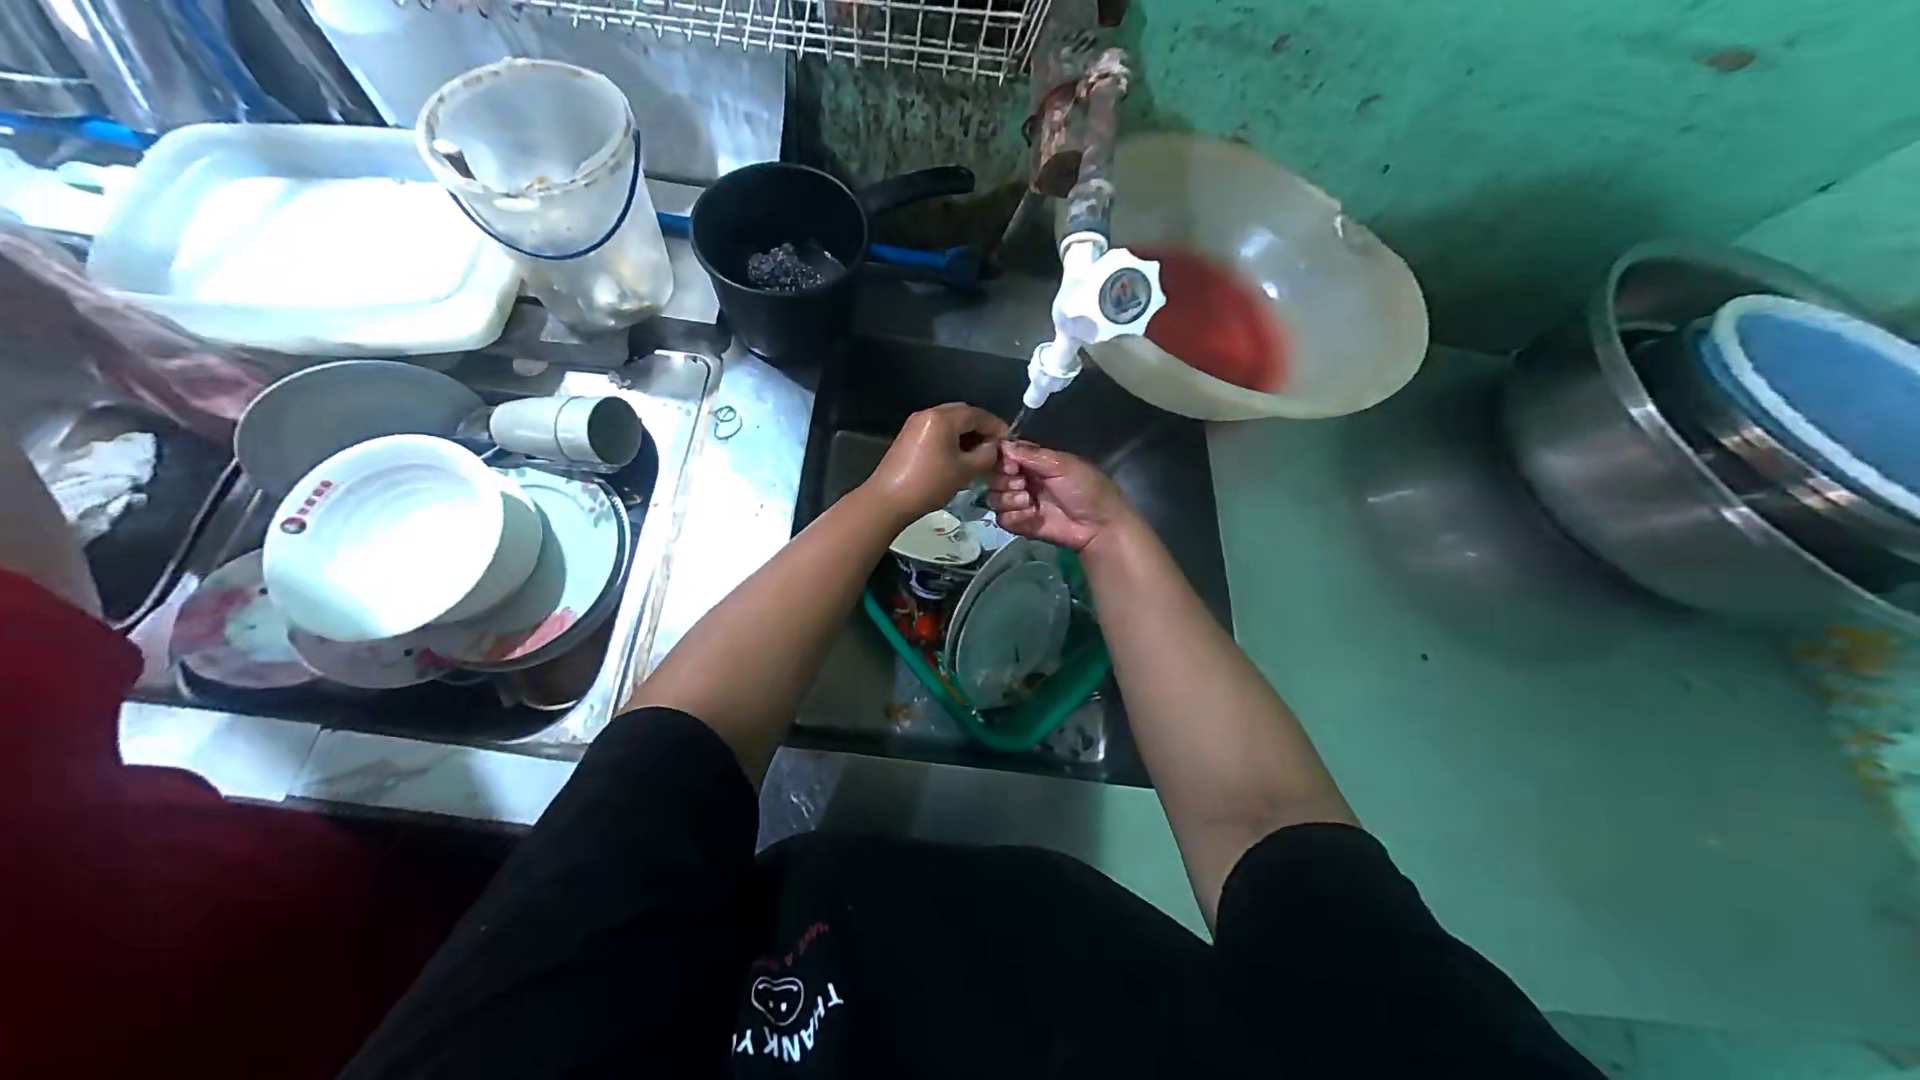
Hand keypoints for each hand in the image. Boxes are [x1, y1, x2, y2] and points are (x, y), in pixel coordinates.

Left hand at [863, 404, 1007, 518]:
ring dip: (967, 435)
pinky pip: (937, 431)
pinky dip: (952, 440)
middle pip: (963, 414)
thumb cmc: (929, 484)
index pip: (977, 414)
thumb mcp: (965, 471)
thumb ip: (986, 455)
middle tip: (995, 447)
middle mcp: (928, 414)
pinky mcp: (909, 437)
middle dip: (981, 428)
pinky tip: (960, 458)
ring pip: (950, 423)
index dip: (996, 426)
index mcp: (942, 418)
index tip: (1008, 441)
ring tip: (980, 455)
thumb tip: (994, 447)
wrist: (888, 500)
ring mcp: (916, 425)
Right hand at [985, 441, 1136, 552]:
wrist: (1099, 525)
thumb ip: (1031, 454)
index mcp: (1033, 462)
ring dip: (1008, 499)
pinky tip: (1031, 516)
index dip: (1002, 460)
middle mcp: (1023, 480)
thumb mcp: (1062, 465)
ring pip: (994, 498)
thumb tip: (1003, 444)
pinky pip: (1002, 519)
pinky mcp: (1021, 524)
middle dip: (1005, 481)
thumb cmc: (1086, 488)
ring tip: (1029, 502)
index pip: (1004, 455)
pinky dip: (1014, 517)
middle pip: (994, 477)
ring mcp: (1021, 504)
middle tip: (1023, 485)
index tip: (1012, 466)